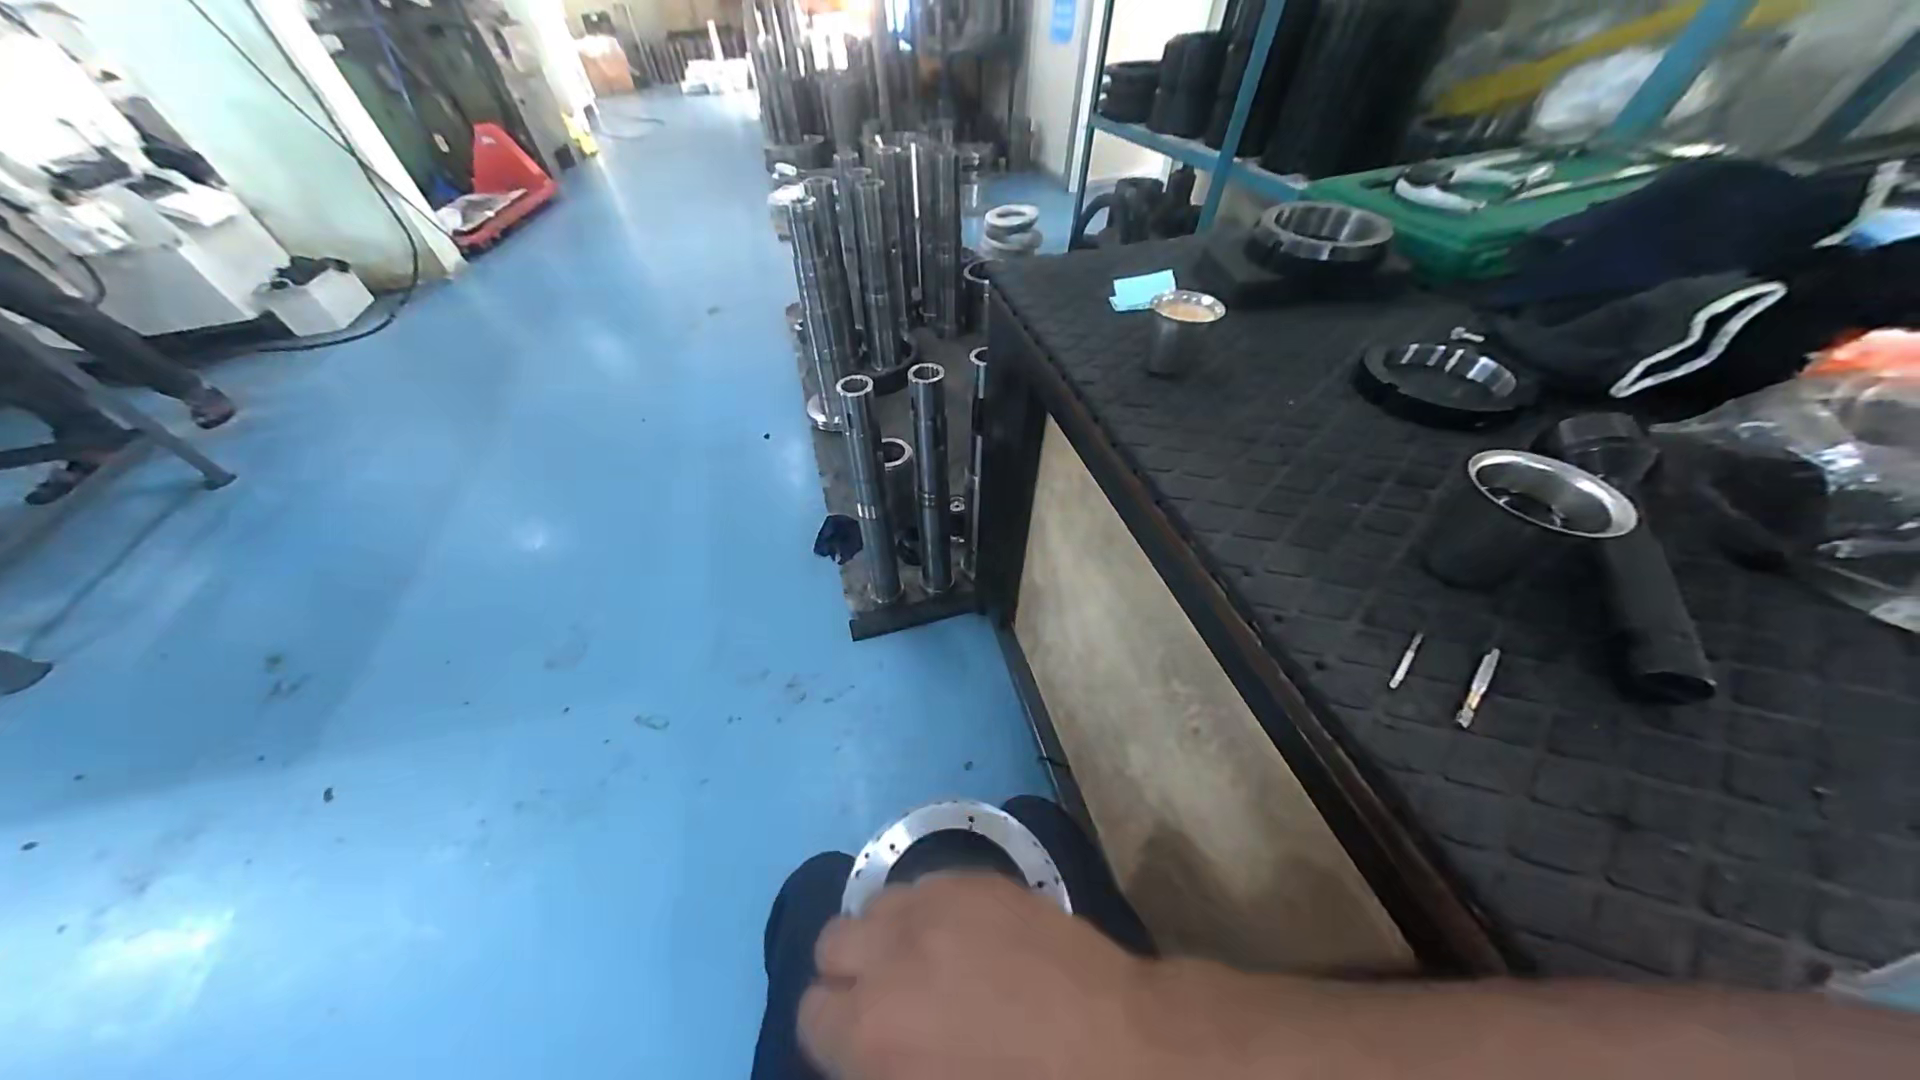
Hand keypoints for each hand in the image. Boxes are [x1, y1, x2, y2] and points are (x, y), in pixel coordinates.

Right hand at [798, 874, 1158, 1079]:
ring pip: (875, 904)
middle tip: (891, 993)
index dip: (835, 1029)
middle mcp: (889, 954)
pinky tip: (964, 931)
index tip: (862, 1037)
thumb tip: (872, 1041)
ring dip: (888, 932)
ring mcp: (933, 903)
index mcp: (871, 1030)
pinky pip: (925, 883)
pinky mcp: (973, 878)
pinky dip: (930, 907)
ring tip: (926, 955)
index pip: (809, 1014)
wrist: (1109, 1041)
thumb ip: (882, 1064)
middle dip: (851, 970)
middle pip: (832, 943)